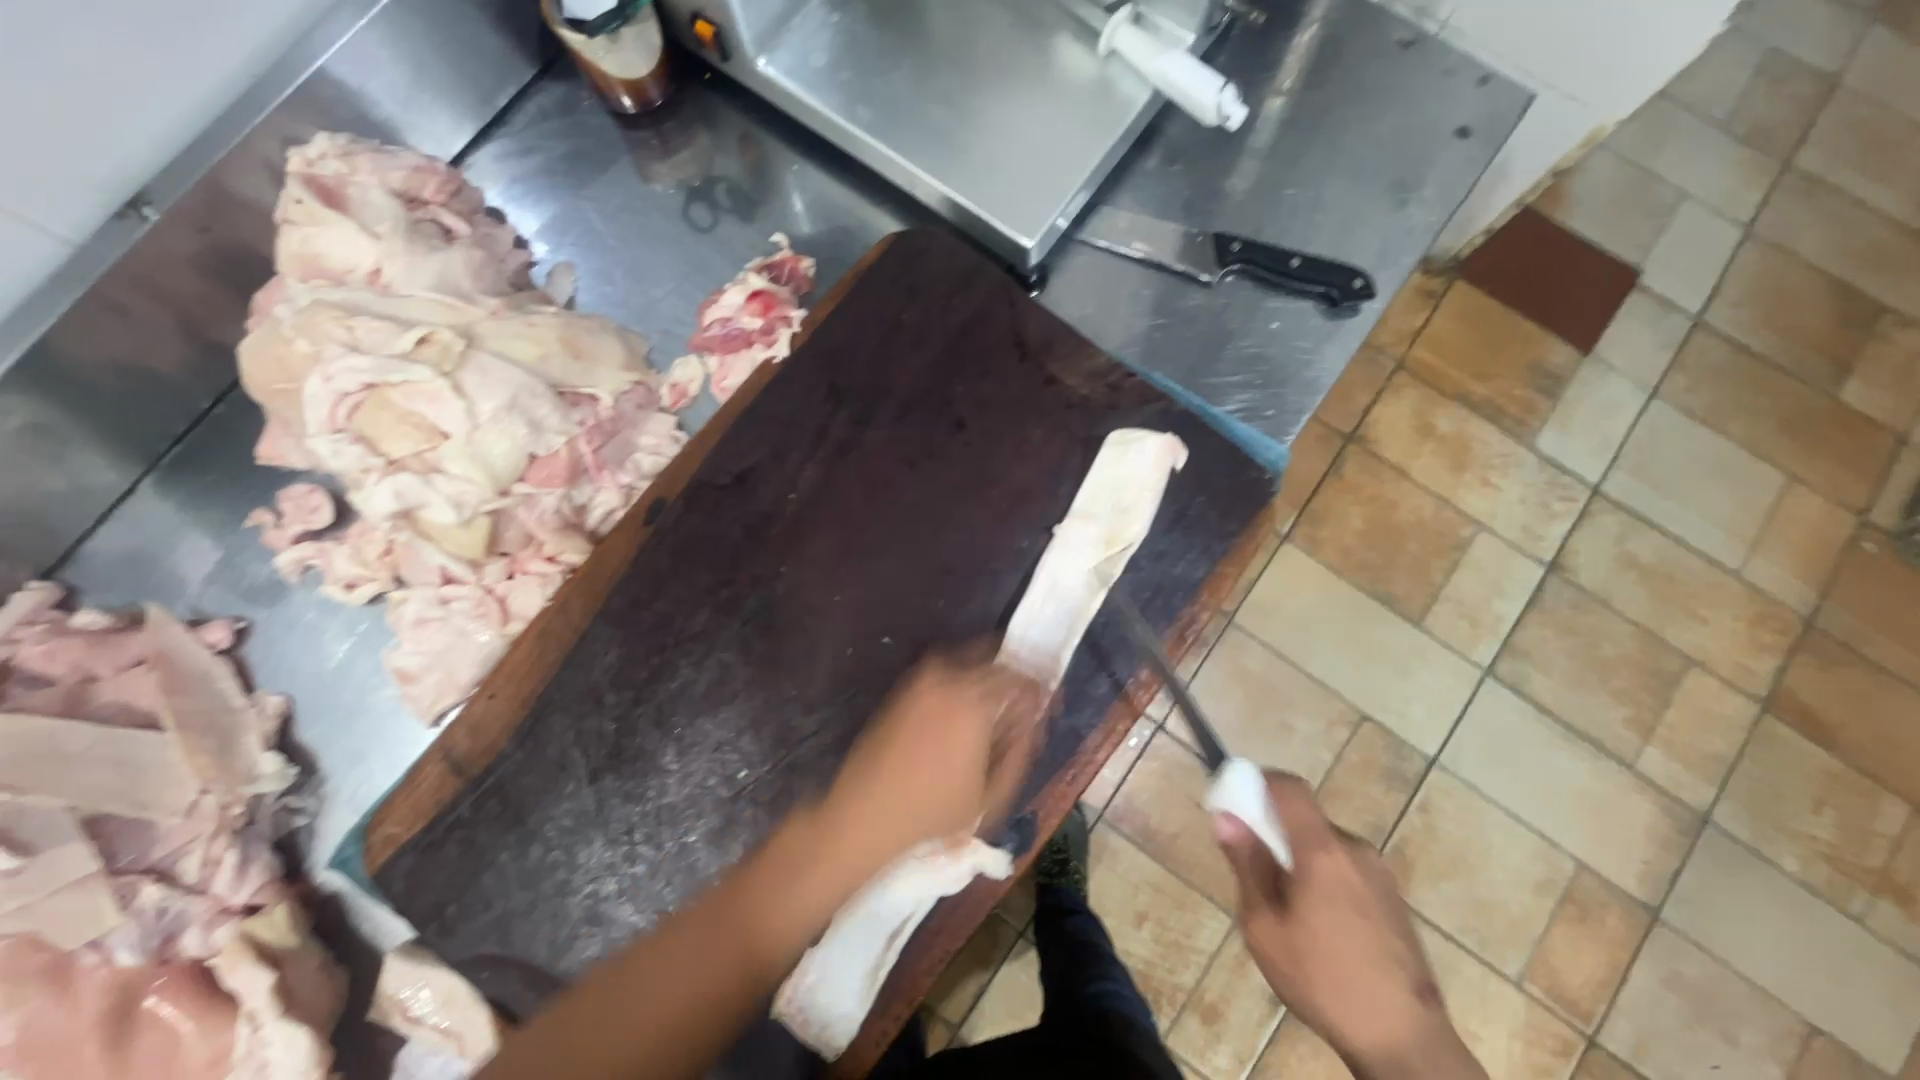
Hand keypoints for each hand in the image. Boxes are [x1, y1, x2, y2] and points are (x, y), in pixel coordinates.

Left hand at [820, 651, 1048, 867]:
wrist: (863, 813)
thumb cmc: (932, 810)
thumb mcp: (990, 792)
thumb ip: (1021, 750)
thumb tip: (1032, 723)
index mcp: (974, 698)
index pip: (1024, 679)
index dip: (1043, 692)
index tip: (1052, 707)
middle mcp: (948, 676)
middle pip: (998, 661)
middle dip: (1017, 680)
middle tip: (1029, 705)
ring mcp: (921, 679)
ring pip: (971, 663)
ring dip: (990, 679)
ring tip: (1000, 711)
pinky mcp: (903, 688)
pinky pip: (945, 673)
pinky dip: (964, 684)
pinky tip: (968, 714)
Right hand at [1214, 771, 1483, 1079]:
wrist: (1404, 1037)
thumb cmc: (1322, 979)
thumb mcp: (1265, 926)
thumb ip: (1247, 866)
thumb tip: (1226, 818)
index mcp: (1323, 850)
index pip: (1290, 788)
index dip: (1259, 780)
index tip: (1234, 795)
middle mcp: (1357, 850)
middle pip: (1307, 821)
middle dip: (1275, 833)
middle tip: (1252, 872)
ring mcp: (1381, 876)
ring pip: (1327, 849)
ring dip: (1301, 862)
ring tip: (1285, 912)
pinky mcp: (1394, 901)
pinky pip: (1348, 872)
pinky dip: (1324, 881)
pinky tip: (1319, 930)